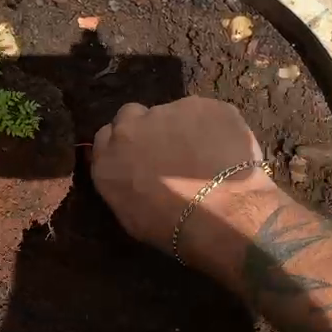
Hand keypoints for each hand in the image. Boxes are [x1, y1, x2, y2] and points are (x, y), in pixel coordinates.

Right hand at [89, 97, 281, 269]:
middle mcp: (131, 126)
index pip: (106, 137)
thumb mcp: (130, 214)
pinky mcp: (204, 105)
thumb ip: (122, 184)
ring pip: (173, 113)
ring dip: (183, 128)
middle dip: (146, 128)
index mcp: (108, 157)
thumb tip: (131, 174)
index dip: (124, 145)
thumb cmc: (170, 226)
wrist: (218, 212)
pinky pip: (208, 114)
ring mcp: (168, 110)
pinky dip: (214, 128)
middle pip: (132, 115)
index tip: (138, 157)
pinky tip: (225, 151)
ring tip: (204, 156)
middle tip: (167, 152)